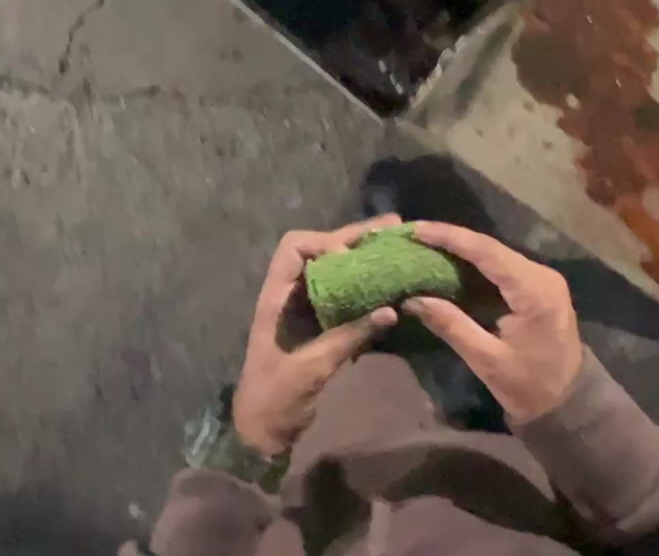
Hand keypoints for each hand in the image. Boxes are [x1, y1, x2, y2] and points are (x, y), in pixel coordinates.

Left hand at [232, 216, 401, 455]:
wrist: (262, 432)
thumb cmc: (276, 398)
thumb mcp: (312, 368)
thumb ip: (349, 337)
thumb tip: (390, 309)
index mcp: (276, 296)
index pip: (294, 247)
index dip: (324, 243)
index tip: (351, 257)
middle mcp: (290, 293)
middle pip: (319, 249)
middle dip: (353, 237)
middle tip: (393, 226)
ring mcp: (305, 306)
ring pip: (332, 267)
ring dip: (361, 254)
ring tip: (396, 243)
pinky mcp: (319, 322)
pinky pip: (341, 290)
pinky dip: (363, 280)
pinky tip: (388, 278)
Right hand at [401, 221, 584, 422]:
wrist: (570, 405)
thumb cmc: (531, 387)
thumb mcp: (487, 361)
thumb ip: (451, 325)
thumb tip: (412, 300)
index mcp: (534, 292)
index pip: (487, 252)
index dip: (450, 237)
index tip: (417, 230)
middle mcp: (541, 275)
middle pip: (490, 247)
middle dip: (451, 238)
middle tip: (415, 234)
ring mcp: (541, 278)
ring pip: (494, 252)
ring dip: (460, 247)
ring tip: (425, 241)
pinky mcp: (537, 285)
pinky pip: (500, 264)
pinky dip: (473, 260)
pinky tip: (448, 259)